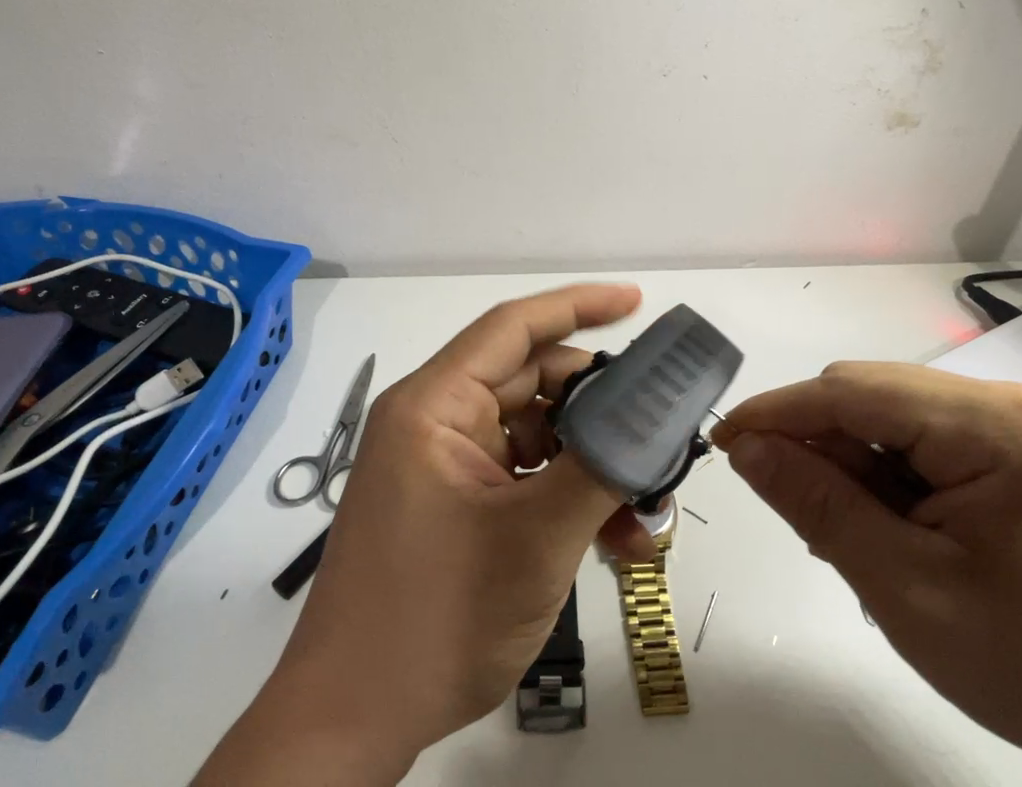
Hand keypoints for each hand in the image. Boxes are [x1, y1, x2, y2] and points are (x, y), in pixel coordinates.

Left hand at [196, 285, 650, 785]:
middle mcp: (435, 425)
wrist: (357, 716)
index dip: (578, 306)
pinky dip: (568, 501)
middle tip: (664, 443)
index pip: (512, 329)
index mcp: (434, 407)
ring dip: (593, 468)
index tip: (638, 303)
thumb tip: (658, 409)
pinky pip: (522, 482)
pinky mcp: (453, 509)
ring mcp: (443, 470)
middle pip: (533, 387)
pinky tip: (614, 541)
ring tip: (645, 517)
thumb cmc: (438, 617)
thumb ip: (604, 462)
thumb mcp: (537, 537)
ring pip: (536, 441)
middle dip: (603, 414)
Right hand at [711, 363, 1021, 786]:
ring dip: (853, 470)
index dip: (776, 413)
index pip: (851, 391)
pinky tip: (891, 535)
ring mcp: (1020, 431)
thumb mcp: (908, 589)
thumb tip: (748, 448)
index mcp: (991, 425)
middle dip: (816, 446)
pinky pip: (926, 447)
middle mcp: (1008, 406)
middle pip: (872, 399)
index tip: (720, 446)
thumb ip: (820, 506)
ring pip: (893, 423)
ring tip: (853, 543)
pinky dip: (889, 482)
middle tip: (796, 517)